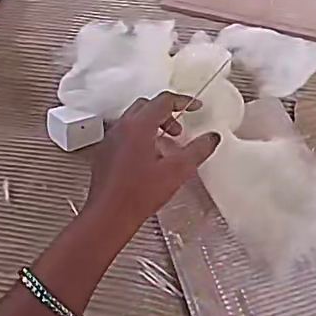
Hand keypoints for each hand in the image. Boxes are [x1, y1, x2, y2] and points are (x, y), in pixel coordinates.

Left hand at [82, 93, 219, 236]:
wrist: (109, 215)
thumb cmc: (137, 194)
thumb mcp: (177, 171)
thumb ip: (197, 150)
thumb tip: (210, 138)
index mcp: (138, 126)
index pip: (163, 101)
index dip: (182, 101)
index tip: (194, 107)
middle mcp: (121, 128)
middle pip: (146, 106)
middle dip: (167, 114)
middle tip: (179, 130)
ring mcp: (110, 140)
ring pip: (133, 120)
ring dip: (152, 126)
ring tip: (166, 146)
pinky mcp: (104, 154)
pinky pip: (123, 135)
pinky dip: (139, 137)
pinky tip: (149, 159)